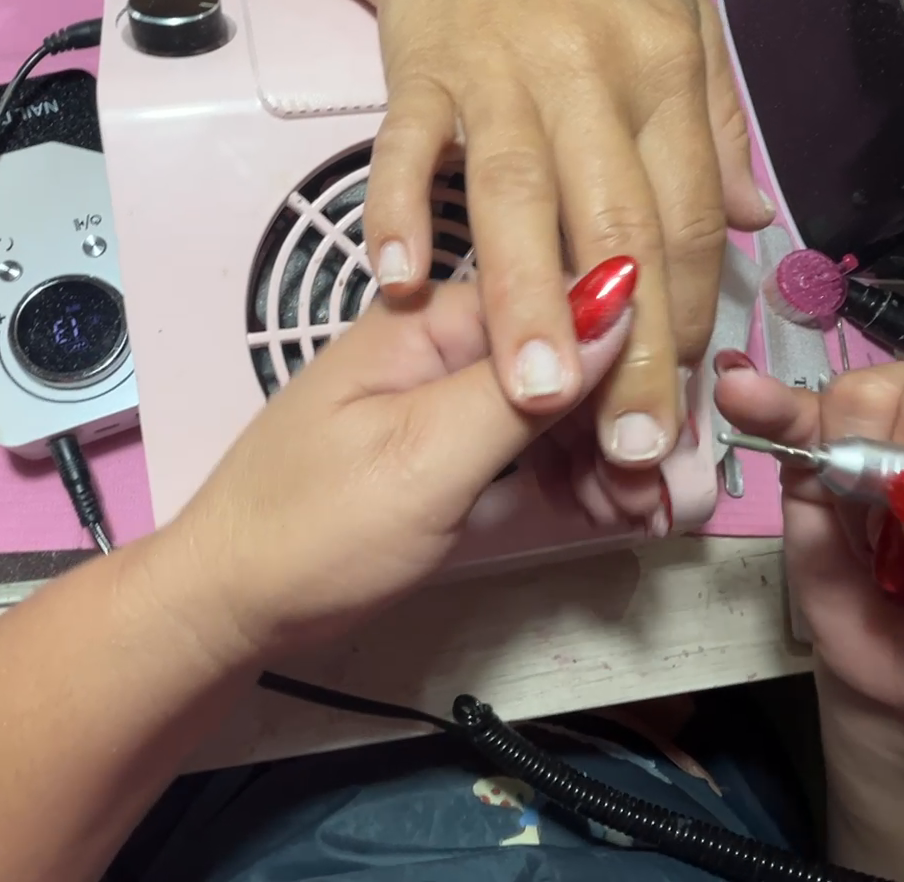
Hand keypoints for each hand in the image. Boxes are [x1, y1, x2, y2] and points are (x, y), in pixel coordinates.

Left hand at [168, 258, 638, 657]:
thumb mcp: (422, 456)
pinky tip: (600, 508)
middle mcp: (445, 347)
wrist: (238, 601)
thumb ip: (517, 390)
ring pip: (556, 409)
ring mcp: (449, 401)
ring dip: (604, 455)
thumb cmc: (315, 526)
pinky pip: (528, 447)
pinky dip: (569, 477)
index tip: (665, 429)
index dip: (623, 361)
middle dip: (620, 421)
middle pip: (565, 360)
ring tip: (637, 511)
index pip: (555, 306)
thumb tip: (617, 301)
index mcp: (429, 320)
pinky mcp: (452, 450)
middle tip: (659, 490)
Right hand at [360, 0, 770, 488]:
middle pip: (616, 225)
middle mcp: (588, 75)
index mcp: (662, 72)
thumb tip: (755, 223)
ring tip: (534, 396)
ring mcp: (495, 74)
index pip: (688, 218)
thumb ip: (714, 131)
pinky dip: (400, 212)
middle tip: (627, 448)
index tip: (677, 406)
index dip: (689, 318)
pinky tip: (401, 284)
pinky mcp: (416, 75)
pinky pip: (407, 148)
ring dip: (526, 298)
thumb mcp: (676, 30)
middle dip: (626, 345)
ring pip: (517, 196)